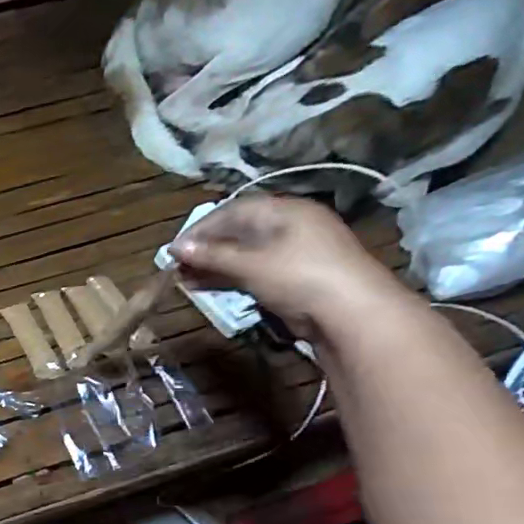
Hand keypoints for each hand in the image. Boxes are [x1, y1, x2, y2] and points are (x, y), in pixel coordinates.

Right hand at [167, 195, 413, 340]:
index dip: (201, 228)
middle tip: (176, 266)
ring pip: (243, 254)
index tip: (174, 248)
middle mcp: (289, 226)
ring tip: (185, 279)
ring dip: (213, 265)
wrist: (349, 312)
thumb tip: (175, 248)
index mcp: (284, 211)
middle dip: (205, 248)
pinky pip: (252, 271)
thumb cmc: (299, 277)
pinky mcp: (291, 277)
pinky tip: (208, 287)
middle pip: (238, 232)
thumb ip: (212, 256)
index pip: (234, 210)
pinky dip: (228, 277)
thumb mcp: (251, 265)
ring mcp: (291, 253)